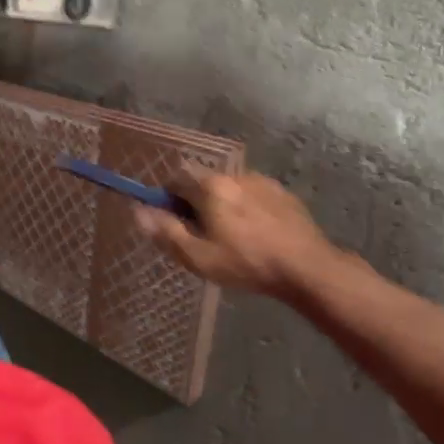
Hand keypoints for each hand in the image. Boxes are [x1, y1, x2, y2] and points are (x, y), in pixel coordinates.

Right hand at [133, 168, 341, 298]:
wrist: (305, 267)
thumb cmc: (245, 263)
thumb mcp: (196, 256)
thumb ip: (165, 231)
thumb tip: (138, 211)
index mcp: (211, 187)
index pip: (175, 177)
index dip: (167, 198)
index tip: (172, 222)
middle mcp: (236, 176)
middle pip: (203, 181)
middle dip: (194, 203)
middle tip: (199, 235)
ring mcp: (263, 182)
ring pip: (228, 188)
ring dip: (220, 205)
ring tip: (228, 237)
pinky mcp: (283, 194)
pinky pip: (252, 195)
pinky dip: (244, 209)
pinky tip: (252, 235)